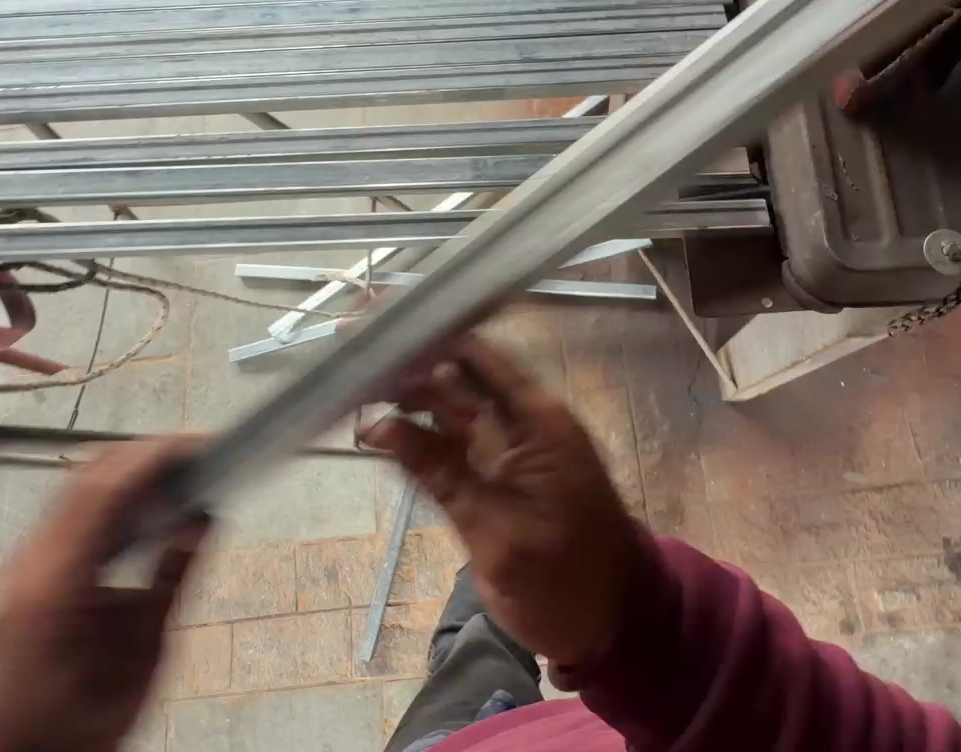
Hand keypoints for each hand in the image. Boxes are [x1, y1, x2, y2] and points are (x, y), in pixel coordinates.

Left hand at [0, 438, 206, 751]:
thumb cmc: (89, 713)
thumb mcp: (144, 648)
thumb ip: (172, 576)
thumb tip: (204, 515)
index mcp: (58, 582)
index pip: (107, 492)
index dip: (155, 459)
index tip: (200, 445)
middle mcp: (33, 562)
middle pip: (90, 477)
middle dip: (147, 454)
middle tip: (200, 451)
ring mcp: (25, 563)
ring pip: (79, 487)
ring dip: (131, 468)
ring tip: (181, 467)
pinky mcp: (30, 567)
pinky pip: (74, 509)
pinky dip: (115, 490)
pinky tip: (148, 497)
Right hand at [361, 336, 638, 670]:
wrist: (610, 623)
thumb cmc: (565, 578)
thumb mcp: (497, 531)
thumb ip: (440, 474)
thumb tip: (377, 426)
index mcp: (538, 419)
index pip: (479, 358)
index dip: (429, 342)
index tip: (376, 337)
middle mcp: (524, 421)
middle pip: (461, 379)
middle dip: (410, 371)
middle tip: (350, 370)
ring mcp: (512, 447)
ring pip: (455, 410)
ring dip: (411, 404)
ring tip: (353, 399)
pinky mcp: (501, 476)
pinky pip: (458, 444)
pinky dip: (423, 440)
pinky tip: (383, 435)